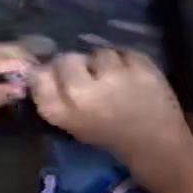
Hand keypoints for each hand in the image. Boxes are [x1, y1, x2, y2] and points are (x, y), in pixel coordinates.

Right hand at [30, 49, 192, 171]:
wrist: (153, 140)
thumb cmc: (110, 134)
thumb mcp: (71, 122)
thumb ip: (57, 96)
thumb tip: (48, 67)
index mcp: (58, 109)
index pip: (39, 74)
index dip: (50, 70)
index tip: (61, 72)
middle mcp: (81, 91)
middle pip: (68, 58)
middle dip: (78, 62)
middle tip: (90, 71)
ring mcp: (114, 78)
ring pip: (100, 52)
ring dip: (106, 60)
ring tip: (115, 73)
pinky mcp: (143, 70)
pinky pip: (127, 52)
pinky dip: (128, 59)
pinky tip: (131, 72)